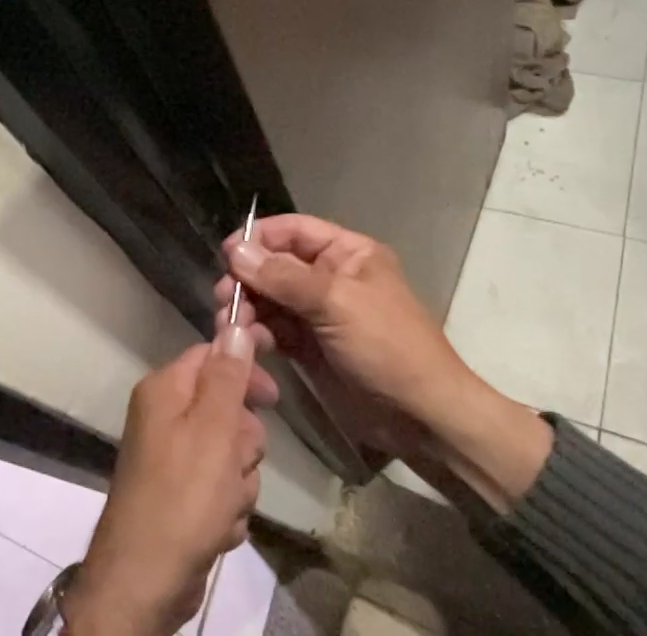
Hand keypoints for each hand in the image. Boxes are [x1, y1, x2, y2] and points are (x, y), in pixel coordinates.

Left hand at [62, 329, 269, 635]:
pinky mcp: (181, 496)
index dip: (245, 373)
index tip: (273, 397)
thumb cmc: (183, 497)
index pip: (212, 356)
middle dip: (243, 442)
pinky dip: (226, 507)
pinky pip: (220, 488)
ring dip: (238, 481)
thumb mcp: (214, 429)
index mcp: (165, 391)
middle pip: (227, 409)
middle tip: (237, 464)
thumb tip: (235, 323)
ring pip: (230, 453)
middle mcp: (164, 417)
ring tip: (224, 504)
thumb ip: (228, 376)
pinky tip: (217, 527)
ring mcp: (171, 459)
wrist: (145, 580)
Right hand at [220, 214, 471, 434]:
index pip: (294, 231)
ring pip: (270, 299)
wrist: (421, 415)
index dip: (259, 238)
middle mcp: (330, 278)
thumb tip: (235, 251)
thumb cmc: (387, 346)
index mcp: (348, 254)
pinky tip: (247, 344)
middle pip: (275, 265)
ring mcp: (319, 314)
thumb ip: (283, 277)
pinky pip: (274, 330)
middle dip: (248, 278)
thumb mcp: (336, 302)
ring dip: (247, 308)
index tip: (226, 256)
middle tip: (225, 298)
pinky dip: (257, 334)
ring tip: (230, 325)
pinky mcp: (309, 348)